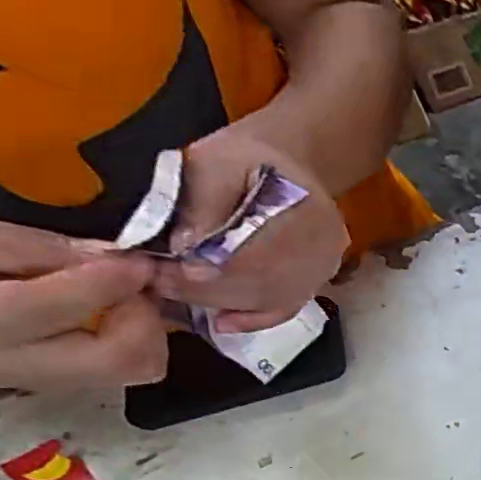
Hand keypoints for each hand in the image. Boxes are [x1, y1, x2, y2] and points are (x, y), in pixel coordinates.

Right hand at [0, 204, 165, 390]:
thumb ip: (23, 245)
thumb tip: (104, 254)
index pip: (54, 310)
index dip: (107, 283)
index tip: (136, 260)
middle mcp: (10, 368)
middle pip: (116, 360)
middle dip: (142, 317)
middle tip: (136, 278)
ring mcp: (42, 384)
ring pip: (131, 370)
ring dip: (147, 331)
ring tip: (127, 291)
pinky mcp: (62, 384)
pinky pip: (124, 370)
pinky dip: (138, 340)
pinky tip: (119, 308)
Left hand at [154, 122, 349, 332]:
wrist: (291, 162)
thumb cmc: (247, 156)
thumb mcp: (216, 161)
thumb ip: (203, 202)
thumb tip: (182, 249)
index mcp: (300, 208)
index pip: (250, 253)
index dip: (204, 269)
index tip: (158, 271)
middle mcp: (322, 247)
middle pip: (261, 284)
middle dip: (205, 290)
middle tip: (159, 287)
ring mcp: (322, 270)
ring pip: (269, 301)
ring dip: (221, 304)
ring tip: (178, 297)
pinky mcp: (314, 283)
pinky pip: (284, 310)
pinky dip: (253, 320)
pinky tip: (223, 322)